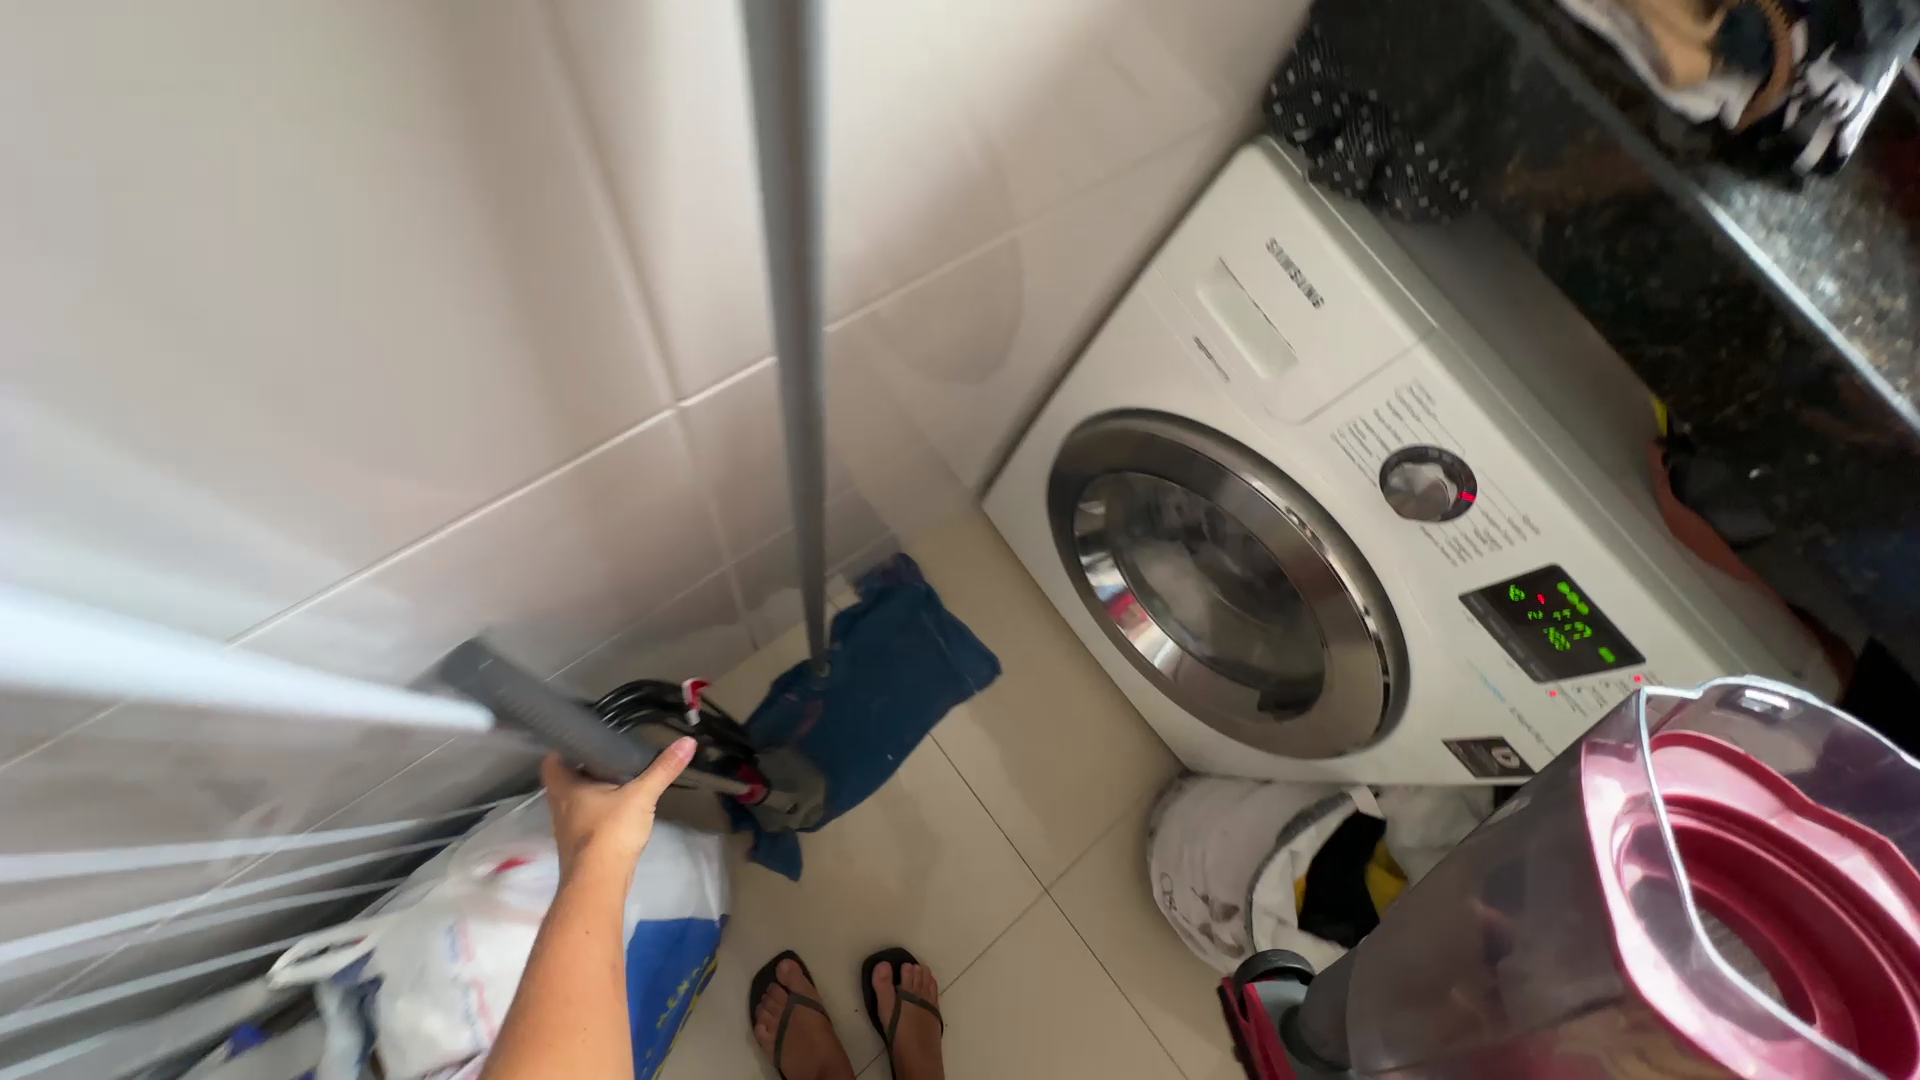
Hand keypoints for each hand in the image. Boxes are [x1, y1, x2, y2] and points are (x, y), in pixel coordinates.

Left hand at [541, 737, 695, 882]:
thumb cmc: (610, 832)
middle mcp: (560, 807)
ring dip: (592, 791)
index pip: (552, 761)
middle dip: (585, 768)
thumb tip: (688, 741)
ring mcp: (567, 829)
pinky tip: (619, 809)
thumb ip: (663, 769)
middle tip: (609, 755)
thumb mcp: (641, 795)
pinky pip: (586, 819)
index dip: (565, 748)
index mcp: (566, 788)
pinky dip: (599, 811)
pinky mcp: (579, 845)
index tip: (585, 739)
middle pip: (565, 781)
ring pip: (575, 801)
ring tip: (618, 778)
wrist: (599, 883)